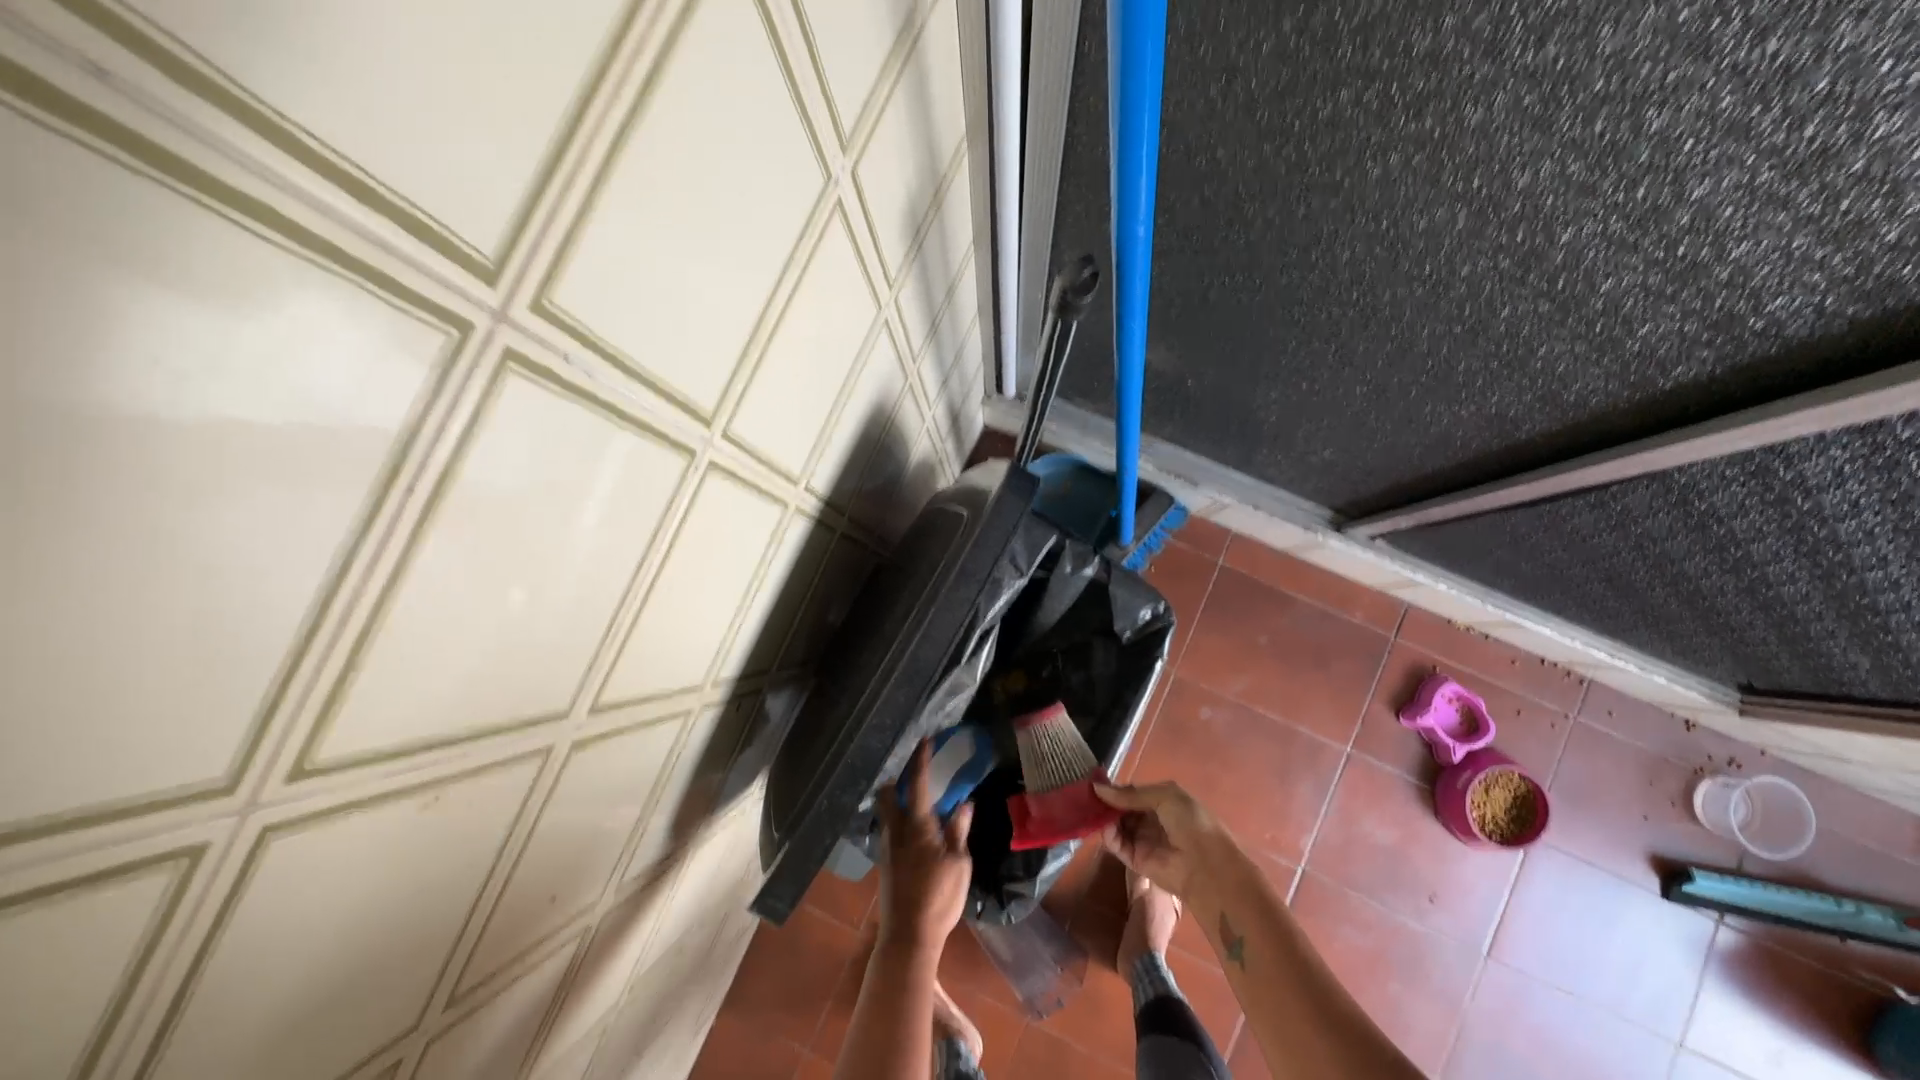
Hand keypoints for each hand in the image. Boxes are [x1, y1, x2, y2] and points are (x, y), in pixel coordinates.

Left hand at [876, 740, 974, 950]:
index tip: (925, 740)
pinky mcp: (884, 863)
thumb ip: (959, 831)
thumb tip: (964, 804)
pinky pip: (890, 829)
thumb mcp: (959, 863)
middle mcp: (895, 830)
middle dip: (897, 780)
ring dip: (897, 801)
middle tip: (917, 776)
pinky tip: (916, 832)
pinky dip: (900, 820)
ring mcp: (886, 847)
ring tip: (920, 803)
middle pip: (886, 794)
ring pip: (886, 812)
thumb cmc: (939, 897)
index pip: (916, 783)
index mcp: (916, 825)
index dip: (920, 759)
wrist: (909, 935)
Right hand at [1094, 780, 1231, 901]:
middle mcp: (1150, 820)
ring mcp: (1142, 840)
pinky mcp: (1135, 860)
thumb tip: (1098, 788)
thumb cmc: (1191, 823)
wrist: (1205, 865)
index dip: (1115, 790)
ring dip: (1105, 819)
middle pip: (1121, 809)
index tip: (1095, 784)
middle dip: (1106, 804)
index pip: (1132, 794)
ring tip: (1094, 813)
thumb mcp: (1165, 796)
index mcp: (1162, 802)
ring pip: (1116, 826)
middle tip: (1087, 798)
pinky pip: (1117, 845)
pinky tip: (1105, 828)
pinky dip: (1109, 836)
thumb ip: (1131, 793)